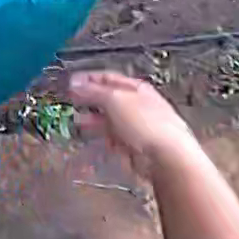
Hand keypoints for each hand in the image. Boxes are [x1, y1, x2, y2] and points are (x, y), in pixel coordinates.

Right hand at [63, 70, 201, 180]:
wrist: (168, 160)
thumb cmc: (146, 123)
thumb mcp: (114, 99)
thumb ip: (91, 91)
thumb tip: (74, 85)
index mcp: (137, 89)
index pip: (108, 78)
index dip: (88, 79)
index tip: (70, 82)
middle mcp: (138, 106)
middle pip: (107, 99)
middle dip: (88, 99)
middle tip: (70, 101)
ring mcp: (137, 127)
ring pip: (109, 119)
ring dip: (91, 119)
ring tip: (76, 120)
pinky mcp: (135, 147)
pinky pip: (112, 137)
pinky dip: (100, 136)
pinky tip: (90, 136)